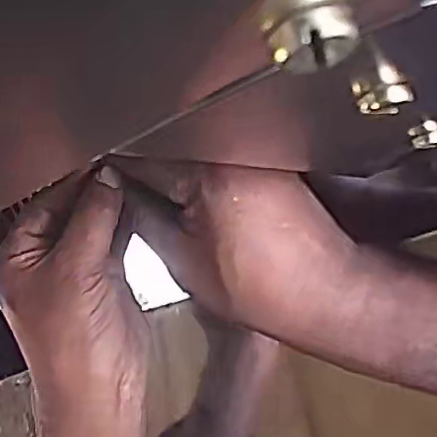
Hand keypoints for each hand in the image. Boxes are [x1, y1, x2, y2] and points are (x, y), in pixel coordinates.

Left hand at [0, 166, 147, 436]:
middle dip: (92, 190)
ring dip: (109, 205)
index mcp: (19, 258)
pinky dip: (123, 224)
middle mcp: (43, 263)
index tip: (98, 159)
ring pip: (91, 226)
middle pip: (68, 212)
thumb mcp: (76, 271)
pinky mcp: (103, 284)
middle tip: (119, 163)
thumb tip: (105, 179)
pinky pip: (111, 243)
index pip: (43, 204)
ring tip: (130, 176)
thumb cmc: (72, 348)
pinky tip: (136, 206)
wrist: (102, 398)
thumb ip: (91, 219)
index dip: (71, 181)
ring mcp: (74, 273)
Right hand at [112, 156, 369, 341]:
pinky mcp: (273, 158)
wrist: (333, 292)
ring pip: (193, 147)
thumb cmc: (268, 289)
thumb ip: (143, 218)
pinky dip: (206, 172)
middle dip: (146, 167)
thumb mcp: (183, 261)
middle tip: (136, 195)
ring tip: (179, 203)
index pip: (140, 156)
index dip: (115, 170)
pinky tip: (209, 201)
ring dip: (176, 168)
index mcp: (206, 172)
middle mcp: (234, 150)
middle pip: (166, 145)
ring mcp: (257, 150)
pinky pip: (221, 154)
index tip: (102, 180)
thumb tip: (118, 193)